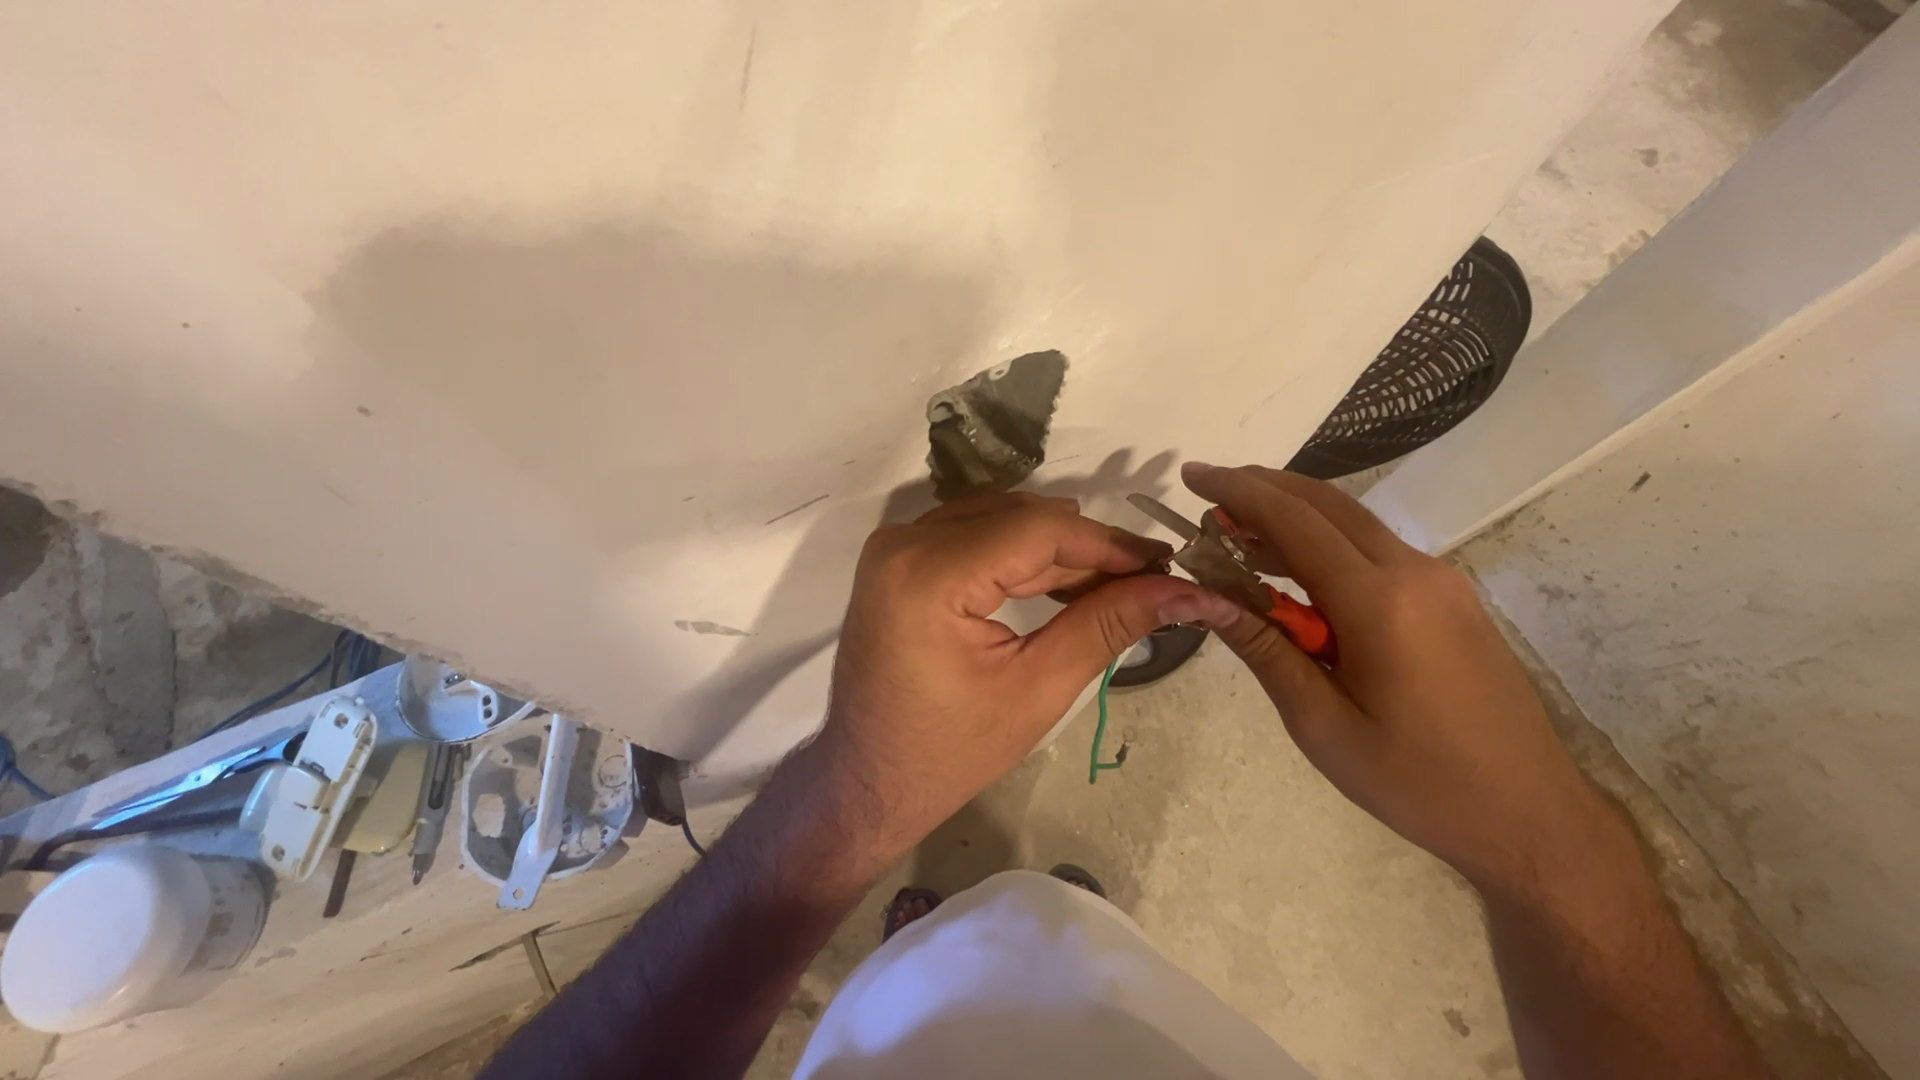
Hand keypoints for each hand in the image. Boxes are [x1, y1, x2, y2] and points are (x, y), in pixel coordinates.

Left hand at [817, 493, 1243, 855]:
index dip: (1107, 542)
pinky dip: (1019, 554)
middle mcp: (904, 543)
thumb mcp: (1037, 690)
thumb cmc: (949, 752)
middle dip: (1086, 547)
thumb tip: (1189, 592)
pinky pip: (972, 536)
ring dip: (1056, 548)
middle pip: (1018, 519)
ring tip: (1116, 583)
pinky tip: (1063, 581)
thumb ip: (1108, 625)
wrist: (868, 779)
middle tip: (1149, 578)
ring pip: (998, 520)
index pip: (1036, 529)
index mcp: (929, 576)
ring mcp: (895, 546)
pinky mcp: (898, 558)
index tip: (1165, 561)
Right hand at [1181, 463, 1622, 898]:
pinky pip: (1377, 550)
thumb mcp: (1320, 724)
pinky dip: (1327, 543)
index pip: (1294, 521)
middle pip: (1326, 504)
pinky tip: (1296, 572)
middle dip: (1263, 489)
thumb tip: (1208, 598)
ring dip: (1294, 517)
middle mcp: (1414, 571)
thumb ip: (1264, 649)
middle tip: (1209, 494)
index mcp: (1378, 600)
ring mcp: (1441, 581)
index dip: (1238, 492)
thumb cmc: (1415, 780)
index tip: (1193, 475)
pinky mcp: (1452, 598)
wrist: (1531, 815)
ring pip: (1353, 523)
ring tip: (1238, 533)